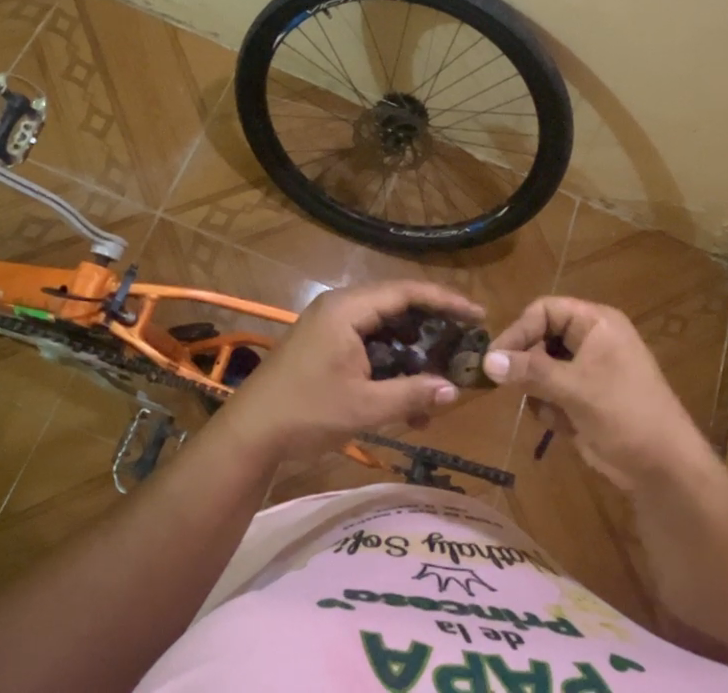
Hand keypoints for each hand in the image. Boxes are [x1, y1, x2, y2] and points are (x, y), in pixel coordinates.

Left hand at [219, 281, 482, 462]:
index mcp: (346, 309)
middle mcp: (339, 308)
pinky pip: (368, 345)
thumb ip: (412, 394)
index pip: (405, 292)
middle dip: (433, 326)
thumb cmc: (306, 413)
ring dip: (412, 352)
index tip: (478, 315)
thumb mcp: (364, 407)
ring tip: (441, 376)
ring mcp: (329, 327)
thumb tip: (454, 391)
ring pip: (384, 329)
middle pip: (396, 306)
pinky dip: (391, 365)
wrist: (249, 436)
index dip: (445, 301)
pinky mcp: (325, 347)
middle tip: (466, 342)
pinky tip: (408, 397)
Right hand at [484, 296, 712, 491]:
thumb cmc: (624, 414)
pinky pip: (549, 392)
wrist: (662, 466)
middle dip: (527, 367)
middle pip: (539, 339)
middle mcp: (590, 340)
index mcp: (596, 324)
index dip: (518, 330)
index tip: (494, 358)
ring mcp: (586, 371)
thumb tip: (486, 360)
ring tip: (551, 411)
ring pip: (539, 369)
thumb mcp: (574, 388)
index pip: (544, 310)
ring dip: (537, 392)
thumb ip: (529, 371)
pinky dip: (549, 409)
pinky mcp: (582, 398)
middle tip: (512, 388)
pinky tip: (564, 425)